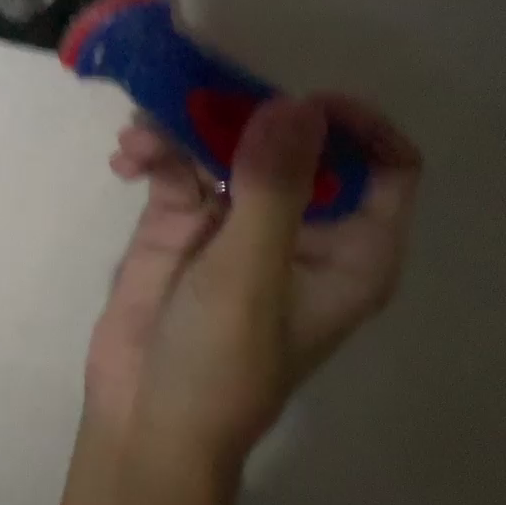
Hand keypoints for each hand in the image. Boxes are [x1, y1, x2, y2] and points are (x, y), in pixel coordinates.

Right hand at [84, 94, 422, 469]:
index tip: (293, 99)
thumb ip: (270, 188)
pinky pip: (172, 173)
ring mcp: (232, 227)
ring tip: (137, 138)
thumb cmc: (222, 356)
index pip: (380, 169)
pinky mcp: (177, 227)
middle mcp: (296, 229)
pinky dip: (149, 157)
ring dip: (180, 135)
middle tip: (188, 96)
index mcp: (348, 249)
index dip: (350, 126)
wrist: (146, 408)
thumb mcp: (249, 272)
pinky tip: (124, 160)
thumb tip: (293, 105)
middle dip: (239, 118)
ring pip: (220, 153)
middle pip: (287, 148)